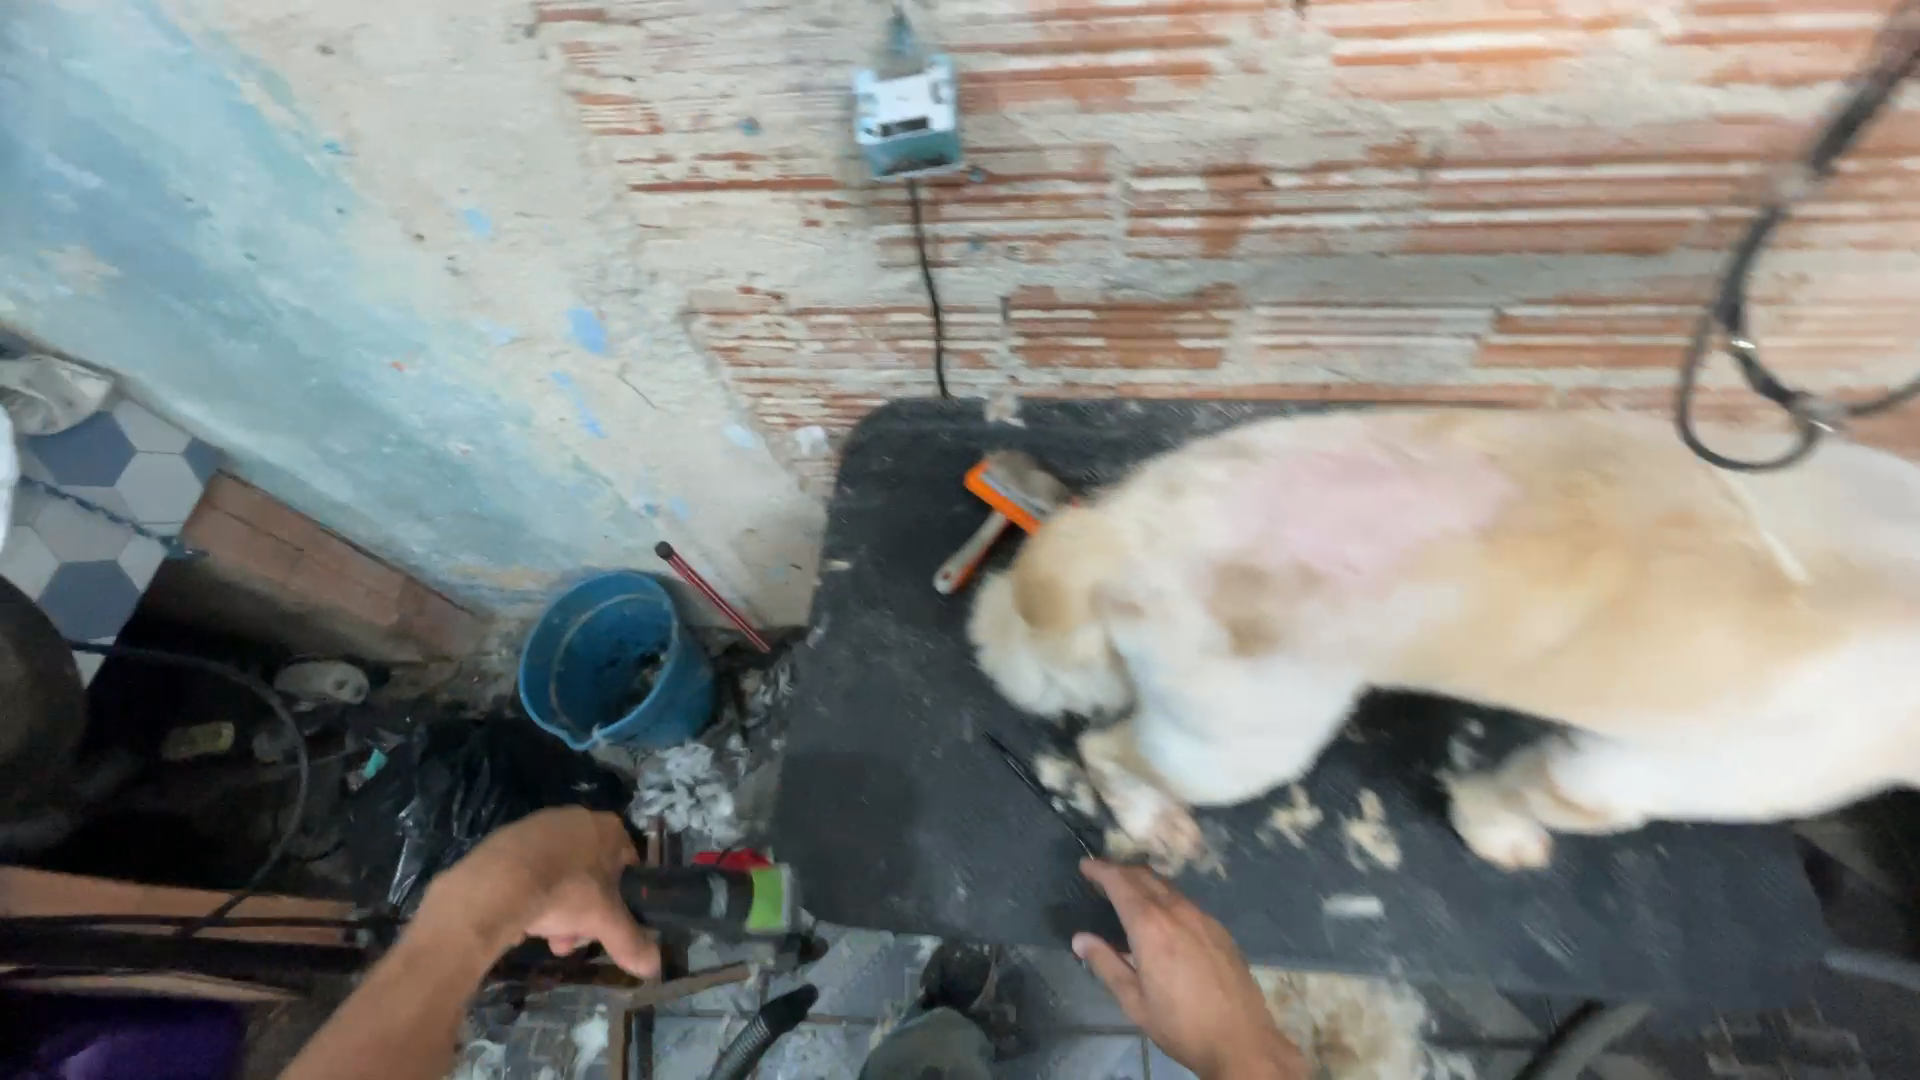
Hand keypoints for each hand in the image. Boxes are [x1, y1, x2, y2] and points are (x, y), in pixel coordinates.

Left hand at [411, 807, 659, 976]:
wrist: (496, 885)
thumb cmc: (564, 891)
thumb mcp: (603, 921)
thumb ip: (630, 941)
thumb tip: (654, 967)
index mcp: (610, 829)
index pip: (627, 863)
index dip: (618, 898)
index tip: (602, 925)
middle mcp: (580, 818)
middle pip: (590, 871)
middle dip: (581, 909)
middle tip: (567, 940)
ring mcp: (541, 825)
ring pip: (559, 871)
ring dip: (555, 904)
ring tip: (538, 935)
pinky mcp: (508, 838)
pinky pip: (528, 869)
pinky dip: (527, 891)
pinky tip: (516, 918)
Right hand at [1074, 860, 1303, 1079]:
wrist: (1243, 1043)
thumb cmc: (1182, 1025)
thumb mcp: (1135, 1002)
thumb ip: (1105, 964)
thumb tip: (1080, 938)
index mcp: (1149, 925)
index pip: (1119, 882)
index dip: (1100, 870)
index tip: (1085, 865)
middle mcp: (1175, 910)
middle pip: (1143, 876)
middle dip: (1119, 870)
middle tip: (1102, 876)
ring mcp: (1201, 917)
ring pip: (1166, 886)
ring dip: (1143, 882)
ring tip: (1129, 893)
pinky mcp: (1218, 929)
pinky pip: (1184, 901)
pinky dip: (1165, 897)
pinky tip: (1163, 917)